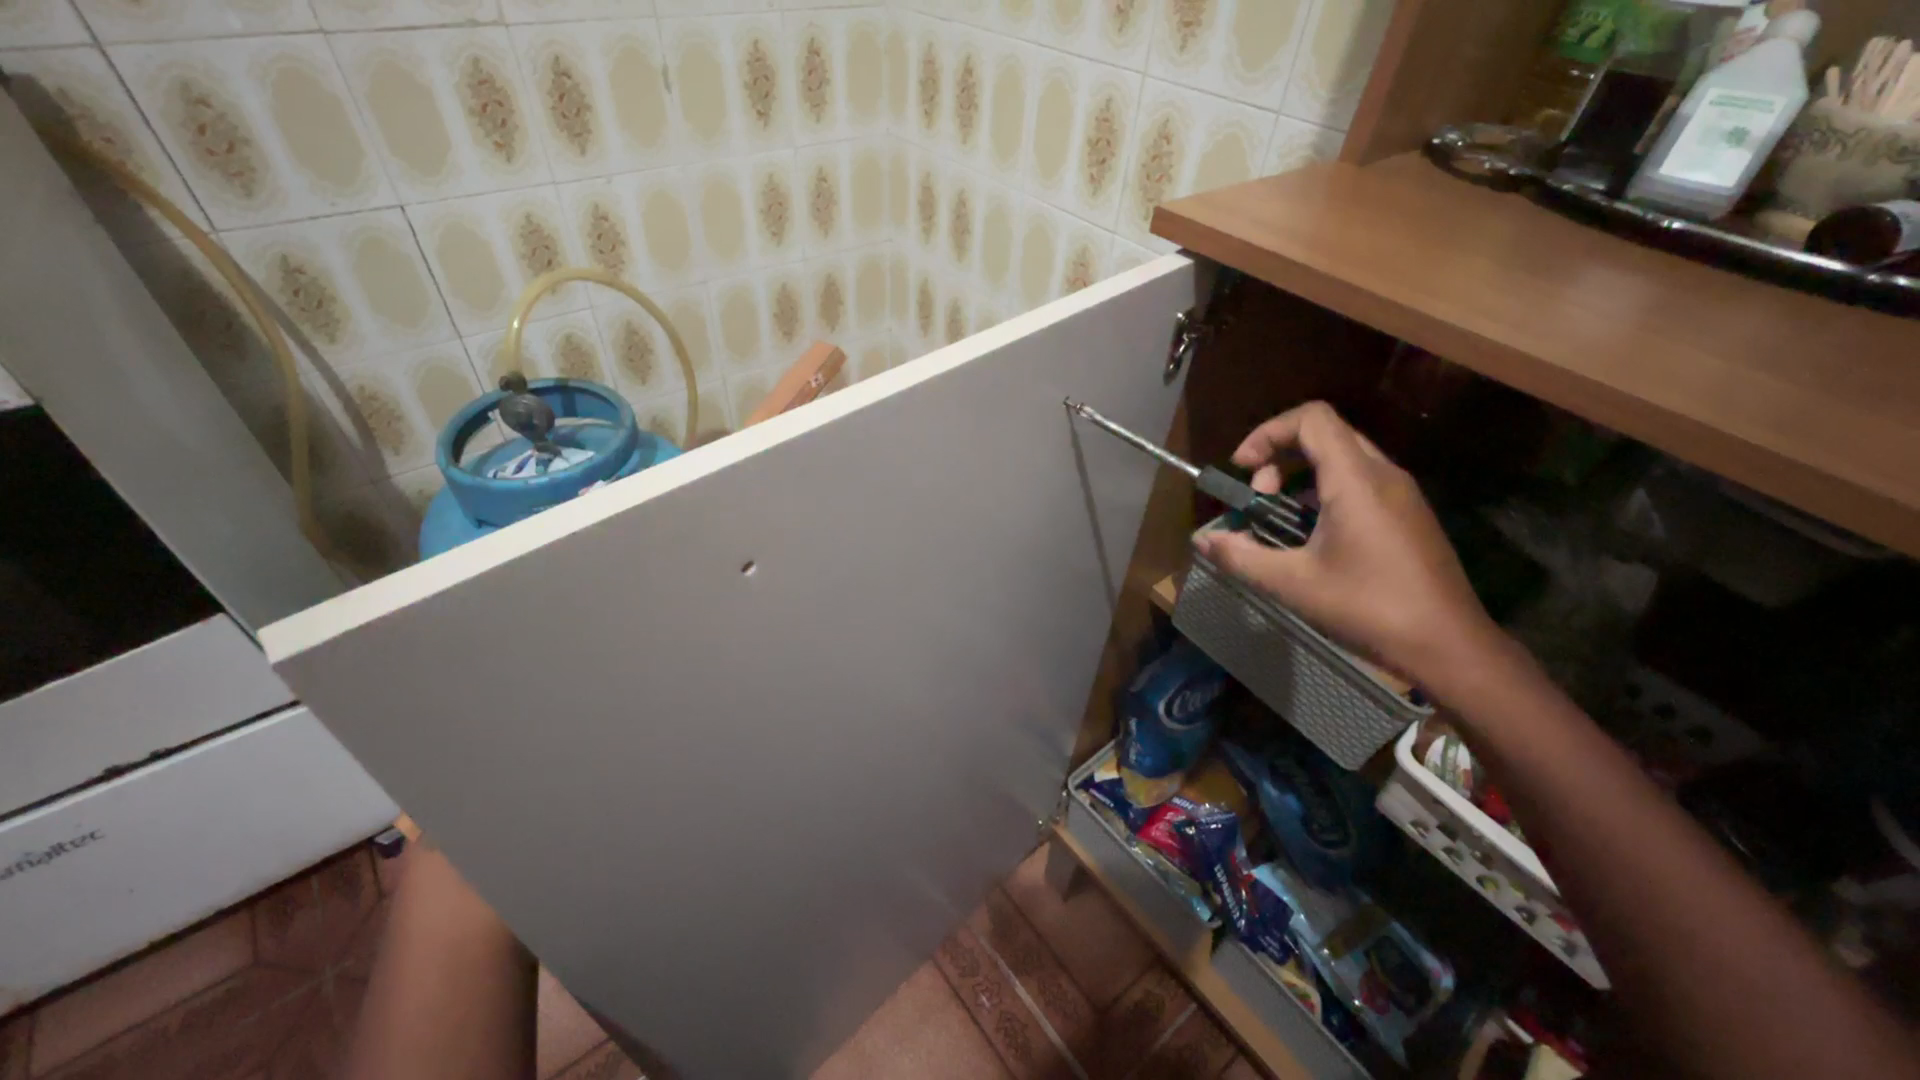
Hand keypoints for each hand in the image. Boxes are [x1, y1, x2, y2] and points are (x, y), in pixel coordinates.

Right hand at [1192, 402, 1502, 689]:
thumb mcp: (1293, 584)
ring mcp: (1402, 495)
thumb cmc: (1369, 608)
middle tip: (1259, 498)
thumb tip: (1203, 541)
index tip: (1244, 470)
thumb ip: (1242, 557)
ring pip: (1345, 459)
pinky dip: (1328, 494)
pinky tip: (1314, 538)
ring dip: (1303, 477)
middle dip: (1281, 456)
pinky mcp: (1410, 517)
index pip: (1312, 418)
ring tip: (1282, 521)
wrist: (1448, 645)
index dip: (1268, 433)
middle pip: (1326, 434)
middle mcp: (1383, 475)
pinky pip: (1362, 484)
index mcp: (1356, 479)